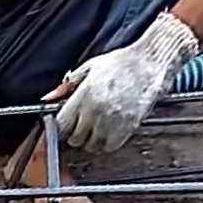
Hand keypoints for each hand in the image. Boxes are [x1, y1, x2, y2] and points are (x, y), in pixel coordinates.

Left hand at [43, 11, 197, 152]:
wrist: (156, 56)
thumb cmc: (122, 62)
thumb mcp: (91, 67)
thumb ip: (67, 85)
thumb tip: (46, 100)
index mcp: (83, 96)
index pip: (61, 126)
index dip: (63, 129)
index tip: (69, 126)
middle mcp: (95, 110)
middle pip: (75, 139)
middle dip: (79, 134)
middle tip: (88, 125)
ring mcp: (111, 119)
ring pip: (91, 145)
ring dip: (94, 140)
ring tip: (102, 126)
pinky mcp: (127, 126)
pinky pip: (109, 147)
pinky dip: (109, 142)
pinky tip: (113, 130)